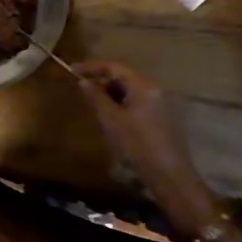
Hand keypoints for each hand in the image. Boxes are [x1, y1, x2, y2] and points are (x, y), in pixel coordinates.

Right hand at [74, 61, 222, 234]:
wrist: (169, 174)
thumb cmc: (137, 144)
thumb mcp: (111, 120)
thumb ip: (96, 98)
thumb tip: (83, 82)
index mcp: (143, 85)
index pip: (114, 67)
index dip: (92, 67)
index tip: (72, 69)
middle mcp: (155, 88)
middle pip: (124, 76)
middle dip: (102, 81)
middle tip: (82, 91)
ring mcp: (161, 102)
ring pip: (131, 90)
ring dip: (111, 93)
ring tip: (95, 105)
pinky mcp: (163, 116)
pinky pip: (139, 101)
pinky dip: (123, 103)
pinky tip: (113, 118)